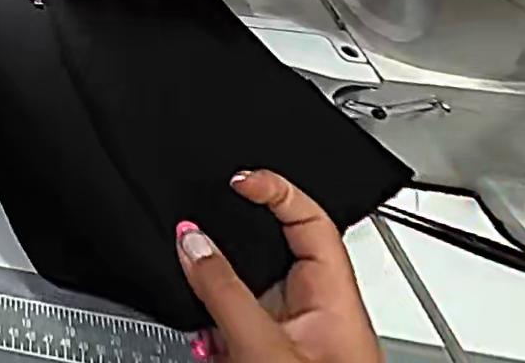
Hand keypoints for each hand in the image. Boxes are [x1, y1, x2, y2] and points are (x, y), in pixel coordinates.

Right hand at [175, 170, 381, 362]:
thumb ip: (224, 290)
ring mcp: (288, 336)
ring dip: (213, 293)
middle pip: (268, 249)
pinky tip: (204, 344)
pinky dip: (210, 325)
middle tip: (198, 232)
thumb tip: (190, 238)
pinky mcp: (265, 356)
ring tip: (201, 314)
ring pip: (243, 287)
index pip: (309, 220)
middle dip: (228, 243)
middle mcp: (313, 312)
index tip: (237, 180)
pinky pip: (231, 320)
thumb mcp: (267, 352)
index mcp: (334, 300)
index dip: (276, 188)